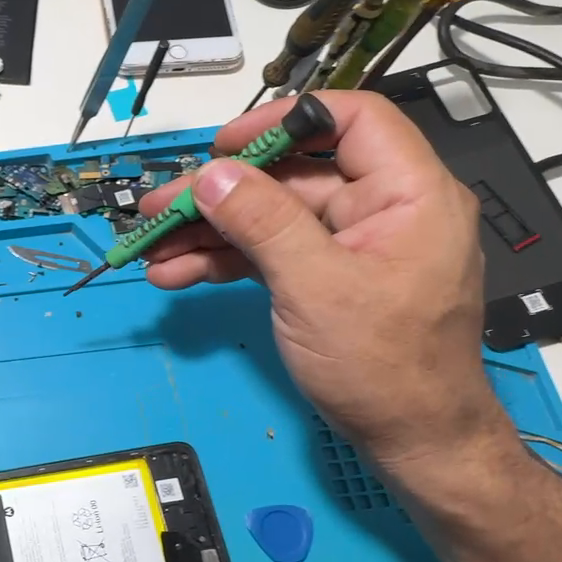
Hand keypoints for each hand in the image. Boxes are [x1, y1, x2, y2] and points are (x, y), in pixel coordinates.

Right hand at [139, 91, 515, 469]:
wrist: (409, 440)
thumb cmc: (382, 364)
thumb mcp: (316, 287)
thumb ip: (263, 223)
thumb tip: (212, 175)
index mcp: (407, 193)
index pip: (351, 120)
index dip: (285, 121)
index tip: (225, 145)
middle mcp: (378, 209)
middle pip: (291, 176)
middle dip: (220, 193)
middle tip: (159, 208)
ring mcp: (346, 246)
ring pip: (268, 218)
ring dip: (208, 232)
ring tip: (152, 249)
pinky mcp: (321, 277)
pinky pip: (267, 254)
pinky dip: (224, 261)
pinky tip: (177, 274)